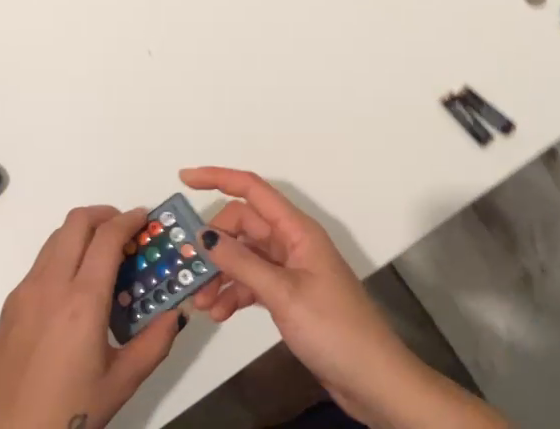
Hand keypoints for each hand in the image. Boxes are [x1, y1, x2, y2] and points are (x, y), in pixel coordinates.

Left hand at [0, 206, 183, 428]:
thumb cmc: (71, 412)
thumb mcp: (123, 381)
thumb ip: (155, 342)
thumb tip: (177, 312)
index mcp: (82, 300)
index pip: (107, 237)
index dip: (128, 220)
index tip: (145, 217)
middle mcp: (51, 283)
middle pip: (76, 222)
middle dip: (104, 216)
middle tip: (127, 230)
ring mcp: (26, 290)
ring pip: (55, 238)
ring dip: (82, 233)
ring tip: (105, 255)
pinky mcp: (11, 303)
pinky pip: (41, 262)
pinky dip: (63, 255)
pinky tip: (77, 287)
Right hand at [182, 168, 398, 405]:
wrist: (375, 381)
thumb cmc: (335, 330)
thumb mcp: (283, 294)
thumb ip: (241, 262)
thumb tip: (203, 234)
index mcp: (297, 230)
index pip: (252, 189)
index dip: (217, 178)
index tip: (184, 179)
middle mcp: (292, 243)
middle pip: (242, 226)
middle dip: (213, 243)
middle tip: (188, 267)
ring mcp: (291, 270)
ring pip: (244, 256)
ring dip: (220, 274)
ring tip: (201, 303)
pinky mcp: (290, 295)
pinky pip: (252, 281)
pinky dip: (234, 293)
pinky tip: (219, 313)